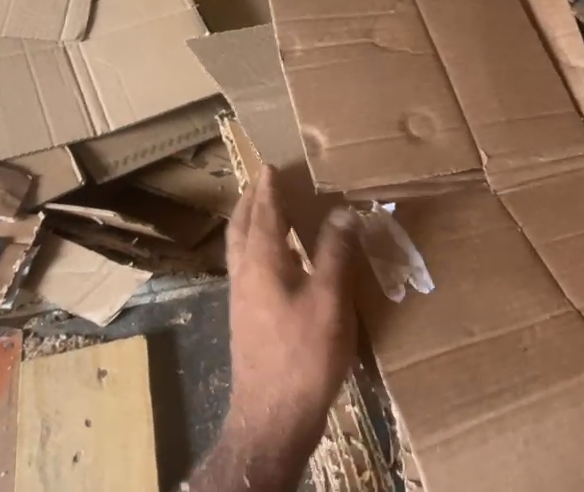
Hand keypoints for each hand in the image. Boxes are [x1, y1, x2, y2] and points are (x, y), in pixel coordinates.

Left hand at [222, 166, 358, 458]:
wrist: (273, 417)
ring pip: (240, 250)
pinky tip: (278, 262)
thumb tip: (343, 211)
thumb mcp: (329, 299)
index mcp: (262, 262)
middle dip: (250, 202)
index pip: (263, 214)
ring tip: (266, 213)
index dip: (268, 189)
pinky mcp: (247, 320)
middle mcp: (245, 275)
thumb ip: (335, 252)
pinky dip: (257, 249)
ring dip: (250, 225)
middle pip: (240, 228)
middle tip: (261, 182)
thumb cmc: (303, 354)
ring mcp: (242, 300)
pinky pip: (248, 269)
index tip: (271, 165)